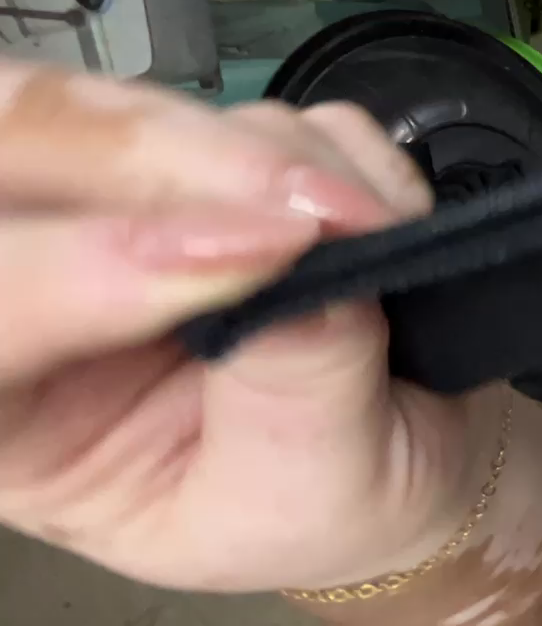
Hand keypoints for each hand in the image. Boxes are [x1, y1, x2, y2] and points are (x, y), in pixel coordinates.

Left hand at [0, 58, 486, 592]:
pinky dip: (355, 154)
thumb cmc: (337, 507)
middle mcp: (56, 287)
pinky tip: (392, 218)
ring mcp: (160, 218)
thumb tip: (316, 271)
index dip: (97, 263)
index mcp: (8, 400)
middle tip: (309, 201)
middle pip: (21, 153)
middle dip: (159, 154)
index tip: (268, 252)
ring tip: (383, 231)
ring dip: (291, 160)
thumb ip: (295, 385)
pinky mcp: (256, 184)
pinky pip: (289, 118)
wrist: (416, 461)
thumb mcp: (302, 486)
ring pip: (177, 118)